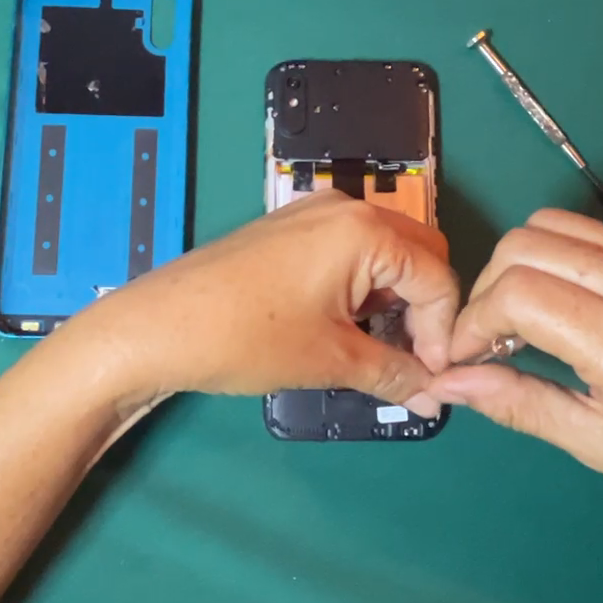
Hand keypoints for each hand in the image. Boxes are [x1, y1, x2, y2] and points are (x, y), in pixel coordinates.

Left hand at [71, 191, 459, 416]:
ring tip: (376, 352)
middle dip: (424, 311)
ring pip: (385, 254)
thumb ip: (394, 373)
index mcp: (366, 230)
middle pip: (418, 256)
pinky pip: (350, 252)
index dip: (444, 332)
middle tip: (410, 361)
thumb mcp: (330, 359)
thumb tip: (434, 393)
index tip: (433, 377)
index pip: (439, 278)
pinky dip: (363, 288)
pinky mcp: (289, 230)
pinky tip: (344, 326)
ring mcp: (313, 214)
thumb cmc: (248, 338)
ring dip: (394, 300)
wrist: (158, 326)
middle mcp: (346, 208)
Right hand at [423, 209, 602, 548]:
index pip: (520, 294)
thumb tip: (447, 382)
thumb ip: (519, 405)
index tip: (464, 357)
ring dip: (518, 268)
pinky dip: (558, 264)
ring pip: (555, 226)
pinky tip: (570, 310)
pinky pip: (594, 237)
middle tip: (489, 340)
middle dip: (487, 289)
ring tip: (522, 321)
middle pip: (528, 244)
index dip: (473, 321)